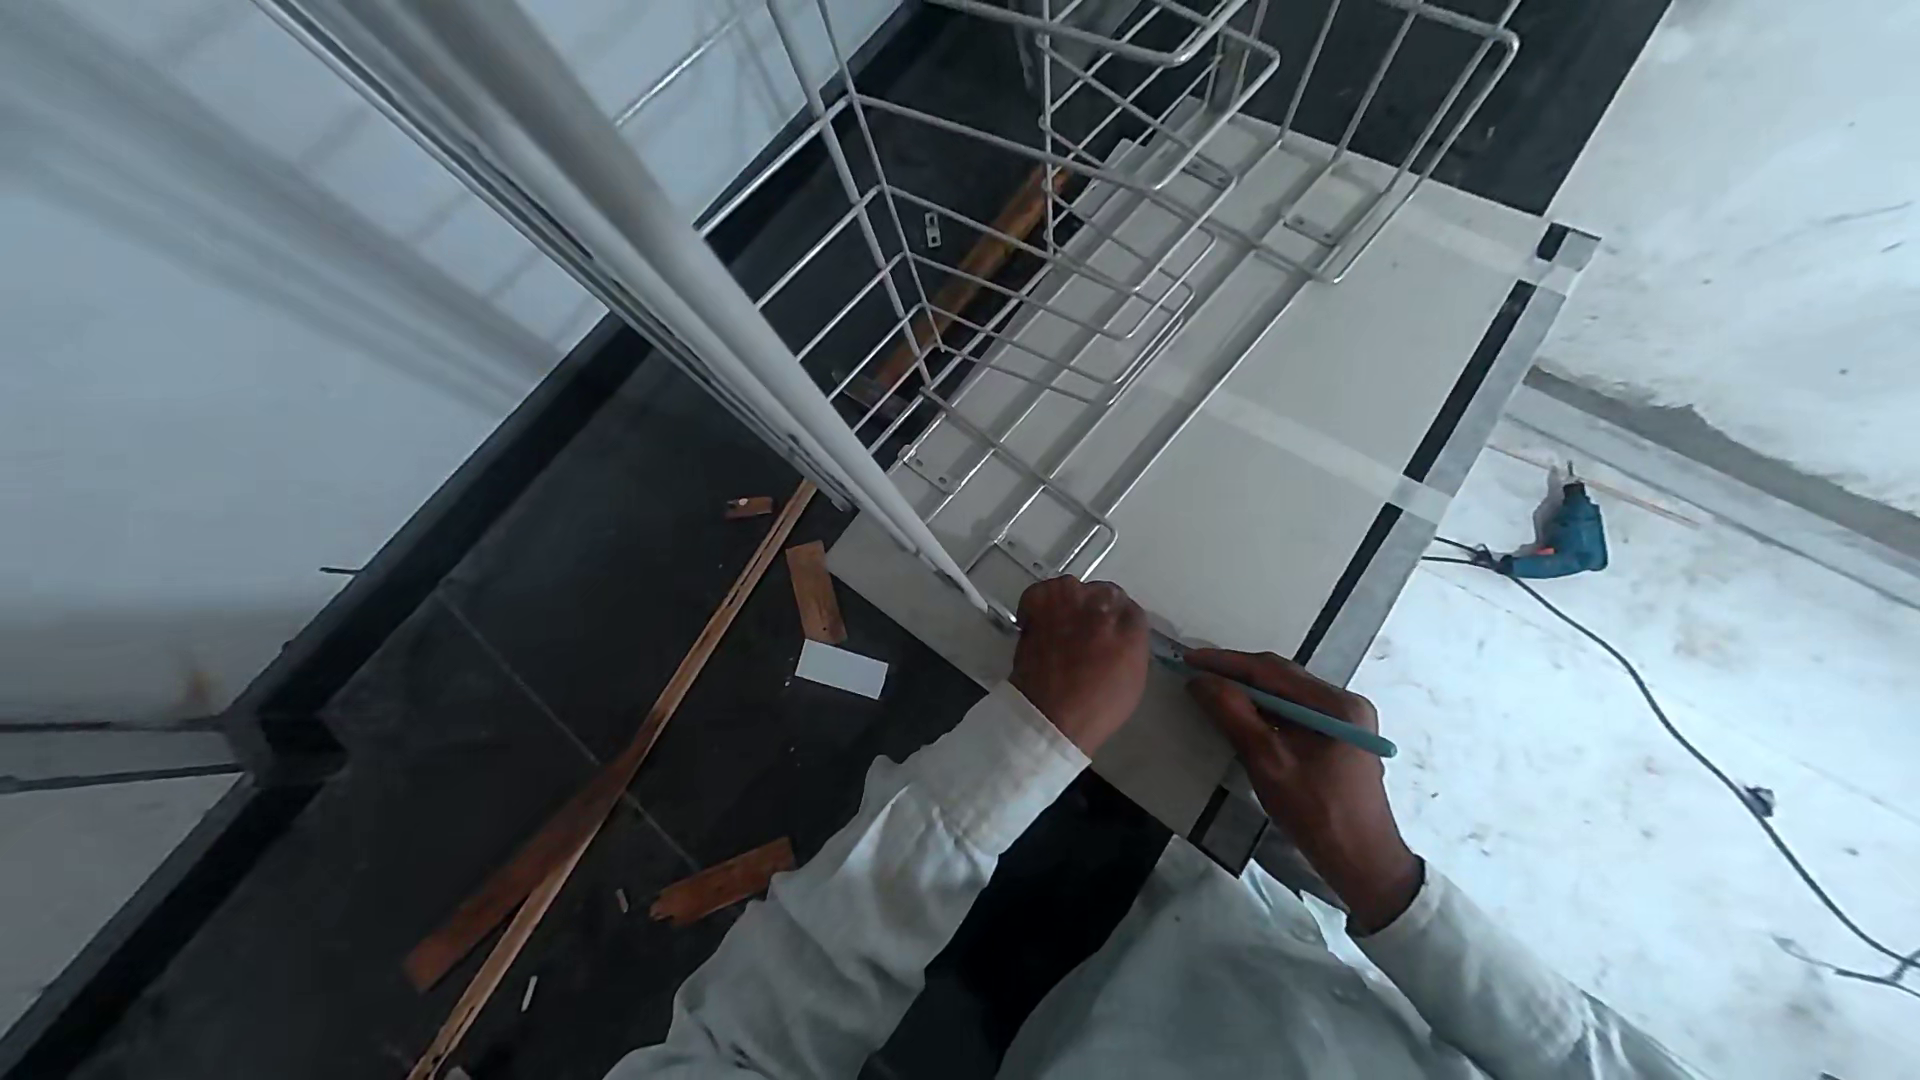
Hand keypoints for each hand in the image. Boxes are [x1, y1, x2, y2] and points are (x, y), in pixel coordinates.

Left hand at [1009, 577, 1147, 754]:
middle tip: (1081, 631)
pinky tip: (1039, 619)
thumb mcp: (1132, 678)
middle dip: (1095, 609)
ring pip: (1073, 587)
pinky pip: (1042, 591)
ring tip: (1060, 625)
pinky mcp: (1040, 604)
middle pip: (1103, 592)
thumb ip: (1130, 644)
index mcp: (1132, 627)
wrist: (1051, 714)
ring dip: (1068, 602)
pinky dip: (1039, 602)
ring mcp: (1070, 602)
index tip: (1105, 630)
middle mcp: (1104, 607)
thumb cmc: (1095, 707)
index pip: (1128, 607)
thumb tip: (1119, 633)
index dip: (1115, 619)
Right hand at [1184, 649, 1419, 933]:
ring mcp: (1340, 720)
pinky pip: (1288, 711)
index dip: (1226, 662)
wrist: (1362, 865)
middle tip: (1194, 669)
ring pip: (1282, 693)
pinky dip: (1259, 708)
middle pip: (1279, 676)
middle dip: (1234, 672)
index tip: (1189, 659)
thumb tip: (1200, 680)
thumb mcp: (1268, 762)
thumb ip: (1234, 715)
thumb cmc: (1317, 813)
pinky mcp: (1332, 737)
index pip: (1271, 671)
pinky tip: (1236, 712)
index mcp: (1337, 705)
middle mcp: (1343, 704)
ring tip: (1208, 686)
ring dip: (1245, 689)